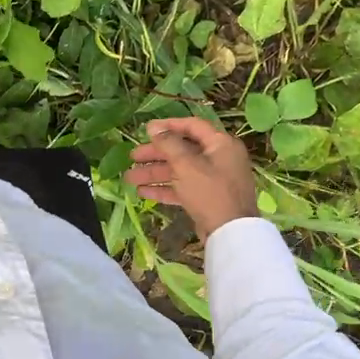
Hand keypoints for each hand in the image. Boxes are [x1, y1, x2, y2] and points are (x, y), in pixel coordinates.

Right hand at [124, 117, 259, 241]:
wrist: (230, 232)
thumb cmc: (210, 191)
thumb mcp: (186, 164)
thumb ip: (168, 143)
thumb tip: (153, 127)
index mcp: (220, 144)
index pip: (192, 126)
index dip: (168, 125)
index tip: (146, 130)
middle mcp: (218, 158)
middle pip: (182, 150)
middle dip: (155, 155)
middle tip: (132, 157)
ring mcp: (213, 179)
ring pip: (179, 171)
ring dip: (154, 173)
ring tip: (129, 178)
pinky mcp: (207, 198)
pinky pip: (183, 187)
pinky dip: (164, 189)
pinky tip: (143, 193)